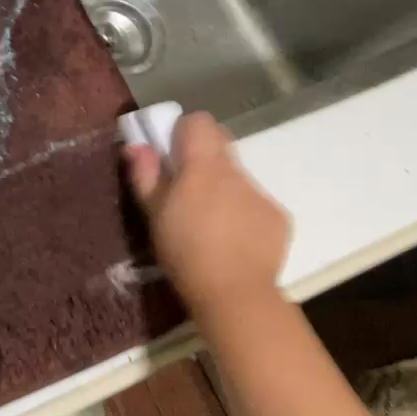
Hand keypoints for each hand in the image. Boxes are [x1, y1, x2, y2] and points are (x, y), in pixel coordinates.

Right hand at [123, 111, 291, 320]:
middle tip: (186, 190)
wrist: (234, 294)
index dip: (183, 132)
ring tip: (210, 225)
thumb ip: (145, 175)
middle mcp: (236, 172)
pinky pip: (256, 204)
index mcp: (203, 167)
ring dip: (222, 190)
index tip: (171, 154)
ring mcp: (261, 194)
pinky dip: (242, 214)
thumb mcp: (154, 215)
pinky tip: (233, 242)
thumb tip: (138, 145)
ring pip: (238, 178)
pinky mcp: (278, 217)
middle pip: (221, 145)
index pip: (199, 122)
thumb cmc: (184, 253)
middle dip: (203, 158)